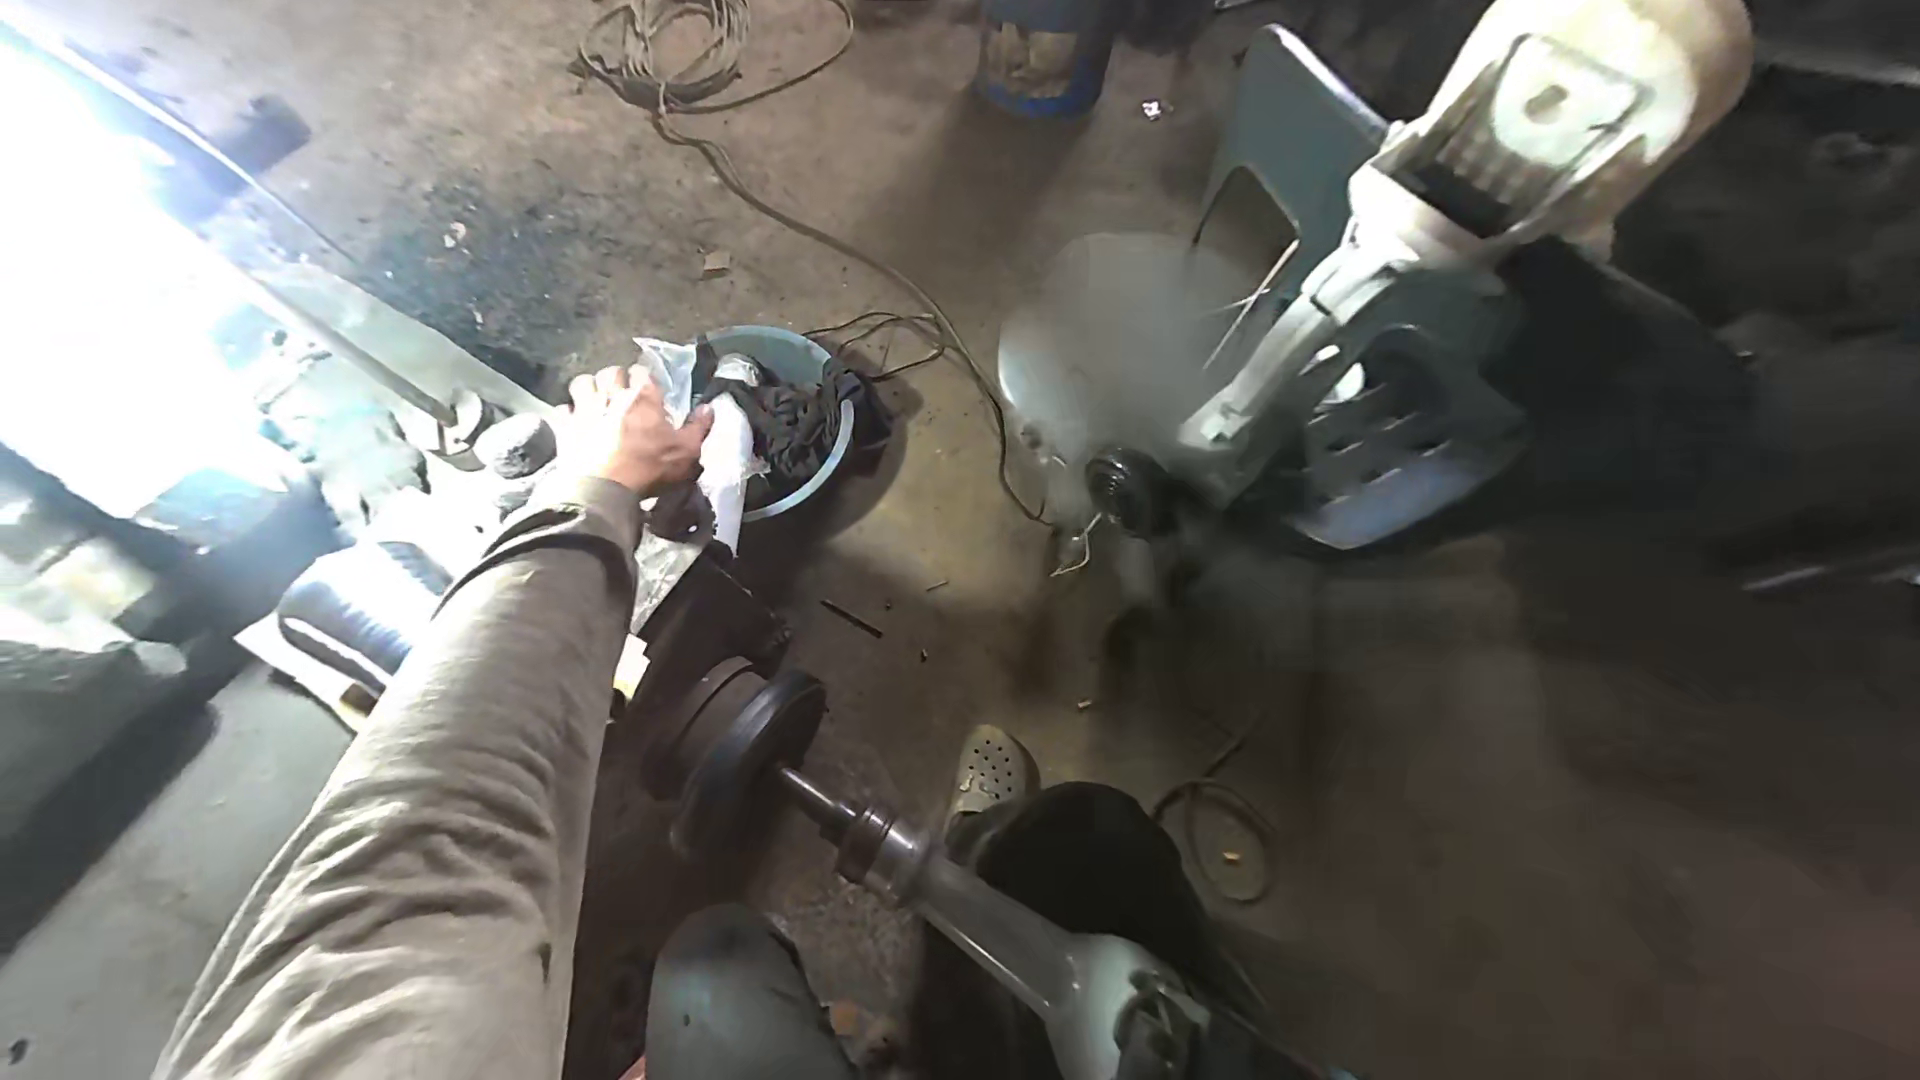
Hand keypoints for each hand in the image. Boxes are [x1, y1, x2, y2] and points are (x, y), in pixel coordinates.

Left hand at [559, 365, 713, 496]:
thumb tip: (709, 408)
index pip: (643, 371)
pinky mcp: (565, 425)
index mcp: (644, 397)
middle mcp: (612, 395)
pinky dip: (570, 411)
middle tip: (624, 390)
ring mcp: (585, 408)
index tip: (651, 387)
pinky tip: (577, 419)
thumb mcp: (687, 451)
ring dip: (591, 386)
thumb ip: (699, 427)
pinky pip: (564, 408)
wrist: (604, 487)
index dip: (646, 376)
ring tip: (597, 398)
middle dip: (618, 377)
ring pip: (583, 381)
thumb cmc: (650, 466)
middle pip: (611, 372)